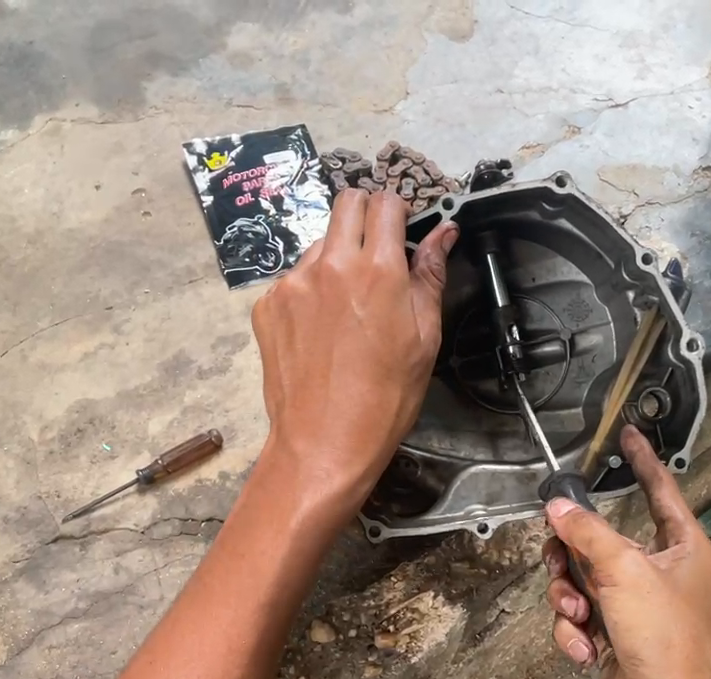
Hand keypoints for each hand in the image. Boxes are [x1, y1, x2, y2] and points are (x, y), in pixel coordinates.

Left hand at [251, 189, 458, 514]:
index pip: (386, 202)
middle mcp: (330, 264)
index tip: (404, 229)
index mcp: (378, 270)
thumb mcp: (425, 340)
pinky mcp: (267, 306)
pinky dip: (310, 292)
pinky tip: (321, 331)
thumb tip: (443, 233)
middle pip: (347, 203)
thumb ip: (430, 278)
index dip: (399, 210)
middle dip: (366, 216)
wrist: (325, 443)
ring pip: (318, 243)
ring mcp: (292, 283)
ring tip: (348, 308)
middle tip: (378, 252)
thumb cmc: (385, 399)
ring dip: (337, 258)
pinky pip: (293, 280)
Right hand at [543, 426, 710, 678]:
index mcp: (682, 547)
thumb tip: (557, 505)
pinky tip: (587, 651)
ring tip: (580, 618)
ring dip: (570, 599)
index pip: (660, 490)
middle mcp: (659, 572)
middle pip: (600, 540)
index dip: (643, 461)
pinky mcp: (613, 636)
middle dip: (572, 557)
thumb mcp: (625, 572)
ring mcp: (633, 606)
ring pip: (580, 580)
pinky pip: (579, 617)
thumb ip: (588, 533)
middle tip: (559, 562)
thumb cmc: (667, 639)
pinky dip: (576, 632)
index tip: (628, 434)